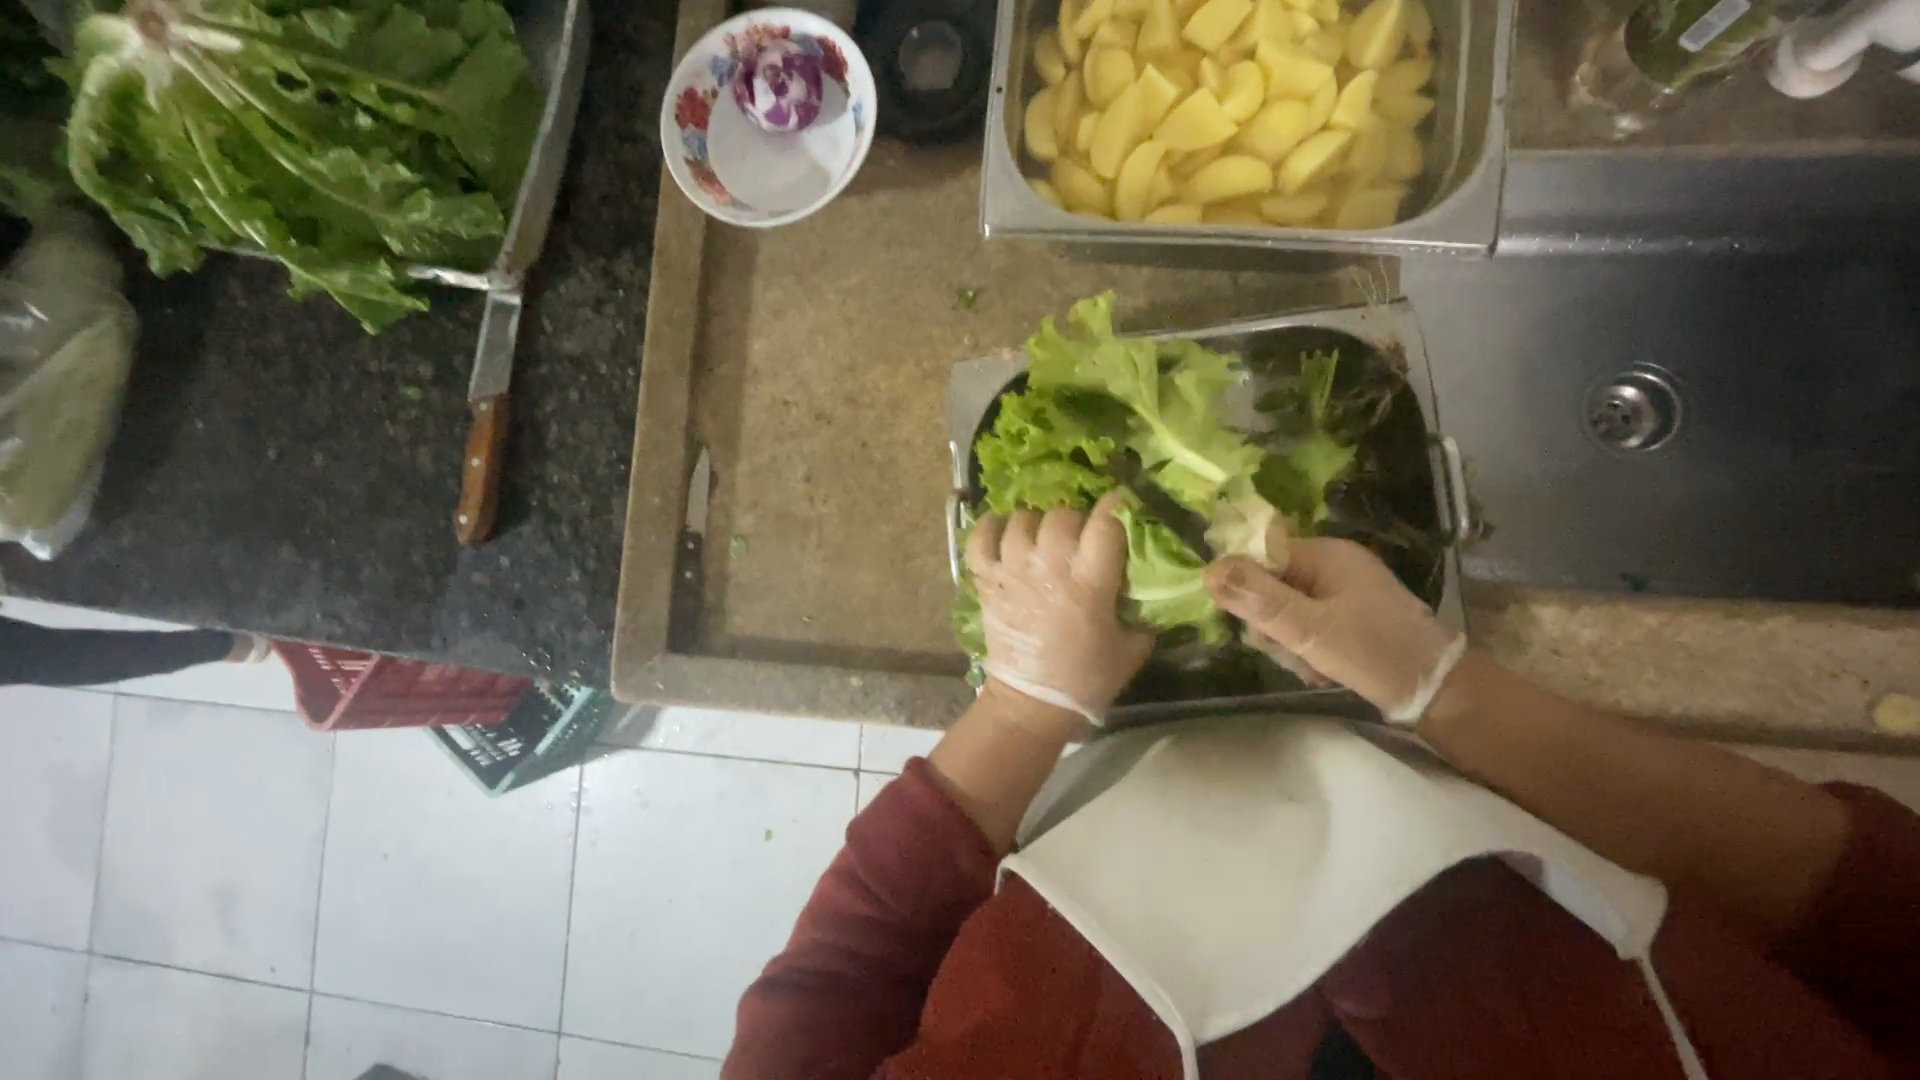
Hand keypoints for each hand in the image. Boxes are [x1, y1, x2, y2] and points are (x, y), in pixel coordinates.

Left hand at [968, 490, 1154, 721]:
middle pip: (1062, 515)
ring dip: (1036, 524)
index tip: (1121, 507)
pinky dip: (990, 527)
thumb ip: (1144, 611)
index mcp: (1089, 583)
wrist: (1032, 703)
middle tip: (1079, 538)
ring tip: (1043, 539)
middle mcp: (1049, 569)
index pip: (1105, 523)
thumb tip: (1156, 584)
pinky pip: (981, 536)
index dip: (1117, 509)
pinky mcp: (986, 581)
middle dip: (1075, 520)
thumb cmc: (1087, 678)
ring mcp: (1012, 572)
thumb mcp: (1133, 646)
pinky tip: (1005, 533)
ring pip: (1022, 520)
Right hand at [1205, 538, 1464, 723]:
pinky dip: (1307, 647)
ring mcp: (1344, 589)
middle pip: (1270, 585)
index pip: (1261, 557)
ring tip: (1310, 666)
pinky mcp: (1351, 614)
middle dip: (1271, 624)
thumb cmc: (1374, 654)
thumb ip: (1260, 600)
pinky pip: (1307, 622)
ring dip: (1288, 641)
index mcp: (1326, 554)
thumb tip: (1209, 570)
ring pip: (1286, 609)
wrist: (1440, 693)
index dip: (1247, 589)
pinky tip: (1320, 670)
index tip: (1255, 625)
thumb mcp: (1309, 630)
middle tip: (1289, 652)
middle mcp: (1334, 564)